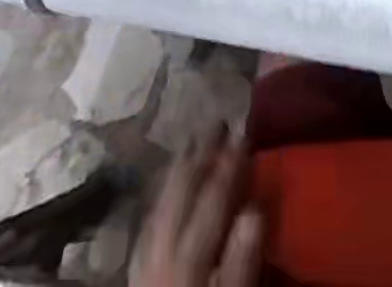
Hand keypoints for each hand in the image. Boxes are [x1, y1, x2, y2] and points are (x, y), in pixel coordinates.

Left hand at [131, 128, 264, 286]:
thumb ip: (241, 260)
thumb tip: (255, 210)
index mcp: (191, 251)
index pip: (214, 197)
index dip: (230, 162)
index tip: (243, 130)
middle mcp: (164, 244)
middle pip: (183, 191)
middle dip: (201, 154)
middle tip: (217, 122)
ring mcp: (146, 254)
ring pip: (162, 199)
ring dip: (178, 168)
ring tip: (191, 141)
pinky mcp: (136, 268)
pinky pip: (148, 219)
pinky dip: (160, 195)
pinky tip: (165, 185)